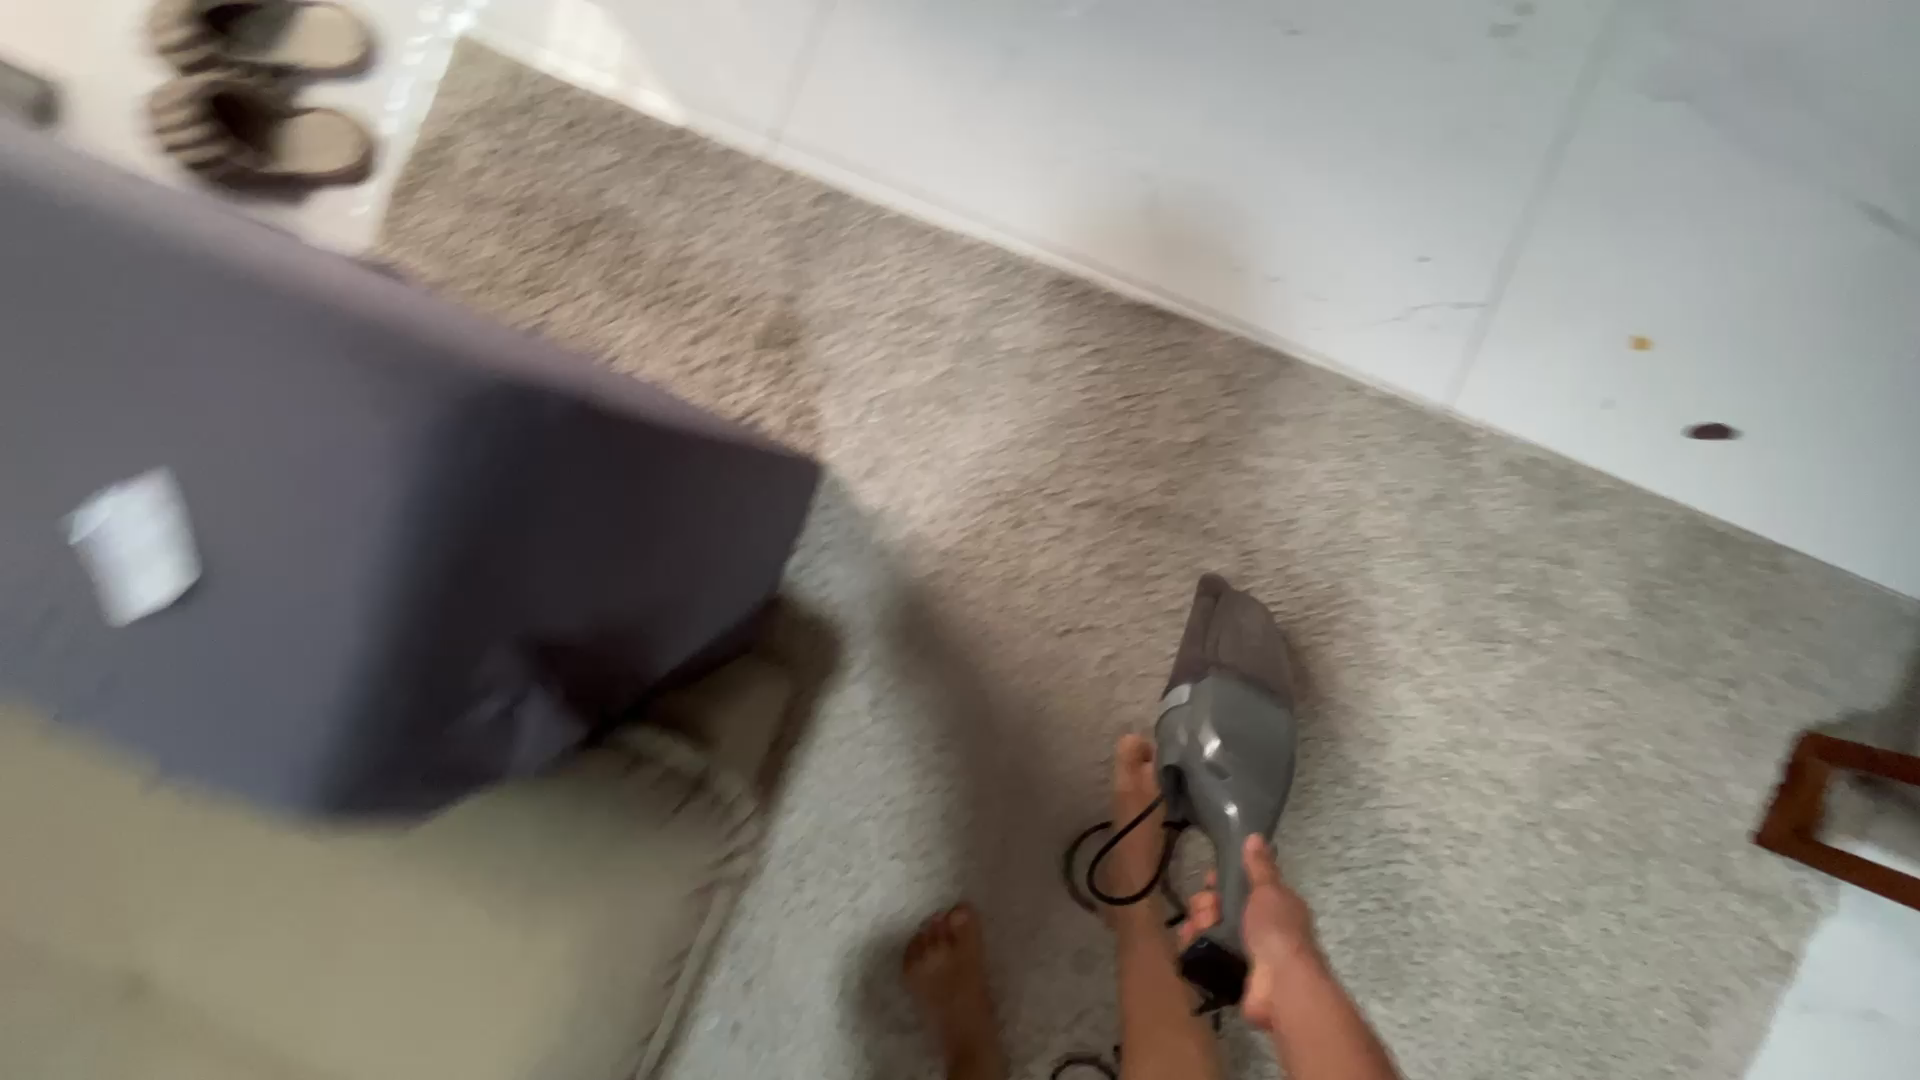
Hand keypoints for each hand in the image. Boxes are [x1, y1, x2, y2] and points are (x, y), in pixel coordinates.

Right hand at [1178, 834, 1321, 1030]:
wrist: (1281, 986)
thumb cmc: (1278, 931)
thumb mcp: (1269, 891)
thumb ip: (1259, 866)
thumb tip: (1255, 836)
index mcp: (1273, 906)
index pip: (1240, 886)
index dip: (1221, 881)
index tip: (1211, 880)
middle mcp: (1258, 928)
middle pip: (1220, 906)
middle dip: (1206, 902)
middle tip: (1208, 908)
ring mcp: (1243, 951)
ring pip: (1209, 927)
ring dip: (1198, 922)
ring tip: (1199, 927)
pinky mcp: (1229, 970)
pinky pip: (1204, 950)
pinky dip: (1194, 943)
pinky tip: (1189, 940)